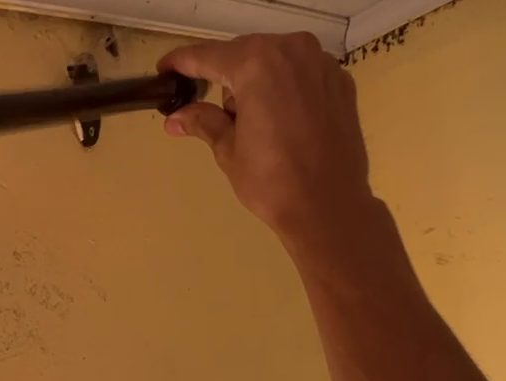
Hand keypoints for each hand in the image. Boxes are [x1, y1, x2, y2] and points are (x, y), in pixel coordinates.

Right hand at [160, 34, 375, 256]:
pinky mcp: (340, 80)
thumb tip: (175, 119)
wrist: (327, 205)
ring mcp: (321, 62)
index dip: (183, 63)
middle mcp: (292, 50)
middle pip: (246, 54)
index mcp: (257, 64)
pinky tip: (286, 125)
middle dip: (227, 79)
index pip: (209, 57)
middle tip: (222, 118)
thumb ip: (203, 123)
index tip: (165, 69)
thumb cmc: (271, 182)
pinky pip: (302, 75)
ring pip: (275, 61)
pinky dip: (286, 90)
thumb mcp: (228, 151)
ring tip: (259, 128)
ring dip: (258, 84)